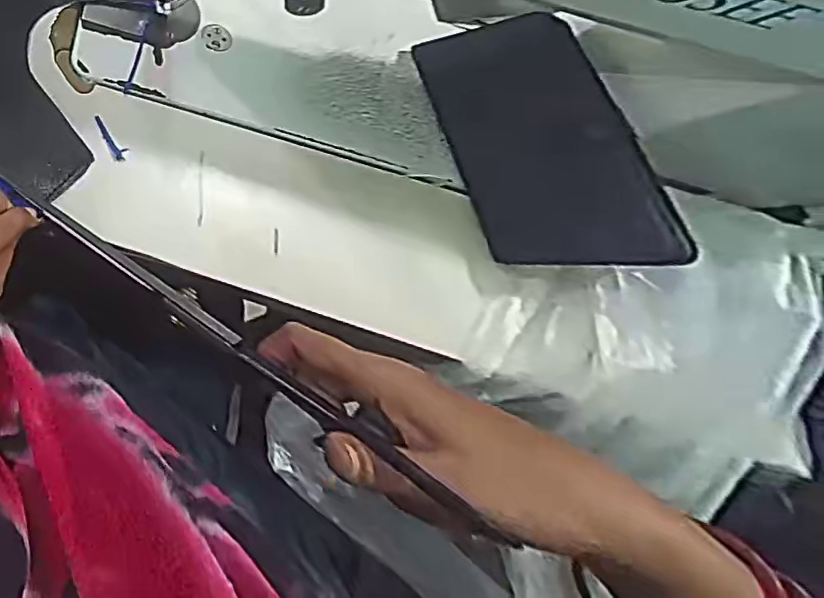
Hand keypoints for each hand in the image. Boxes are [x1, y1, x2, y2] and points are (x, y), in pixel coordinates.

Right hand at [259, 325, 758, 596]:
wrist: (596, 505)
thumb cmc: (521, 486)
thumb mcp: (441, 484)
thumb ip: (376, 466)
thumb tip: (326, 448)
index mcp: (387, 380)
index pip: (308, 342)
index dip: (270, 347)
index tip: (249, 372)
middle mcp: (393, 378)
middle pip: (319, 364)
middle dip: (297, 390)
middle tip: (285, 427)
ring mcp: (410, 396)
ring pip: (345, 392)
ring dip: (331, 416)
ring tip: (343, 458)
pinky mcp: (425, 417)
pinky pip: (370, 412)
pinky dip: (358, 430)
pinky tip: (381, 468)